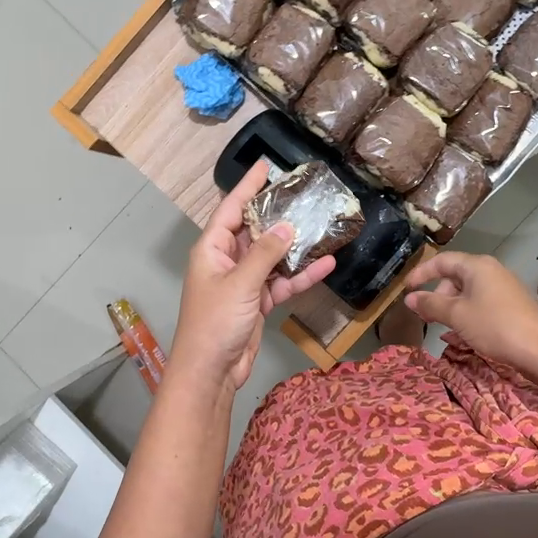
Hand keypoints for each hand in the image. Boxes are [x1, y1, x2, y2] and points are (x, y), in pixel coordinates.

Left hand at [172, 160, 336, 392]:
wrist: (210, 372)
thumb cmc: (214, 322)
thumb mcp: (240, 284)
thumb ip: (265, 254)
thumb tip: (286, 227)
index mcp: (212, 249)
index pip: (231, 209)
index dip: (247, 186)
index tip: (266, 166)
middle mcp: (226, 261)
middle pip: (254, 230)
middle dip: (277, 214)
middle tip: (303, 194)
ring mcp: (242, 282)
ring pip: (272, 256)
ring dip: (295, 246)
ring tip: (322, 225)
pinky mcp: (257, 303)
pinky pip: (281, 282)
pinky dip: (300, 275)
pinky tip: (326, 264)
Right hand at [404, 251, 537, 363]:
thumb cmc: (494, 326)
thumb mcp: (456, 315)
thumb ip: (430, 304)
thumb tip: (409, 298)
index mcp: (477, 266)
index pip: (442, 261)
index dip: (421, 273)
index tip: (406, 289)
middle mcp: (492, 270)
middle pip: (455, 275)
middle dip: (437, 294)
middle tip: (427, 317)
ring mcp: (505, 286)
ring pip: (469, 290)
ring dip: (452, 305)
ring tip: (445, 327)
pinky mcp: (513, 303)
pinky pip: (482, 300)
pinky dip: (468, 311)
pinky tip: (466, 331)